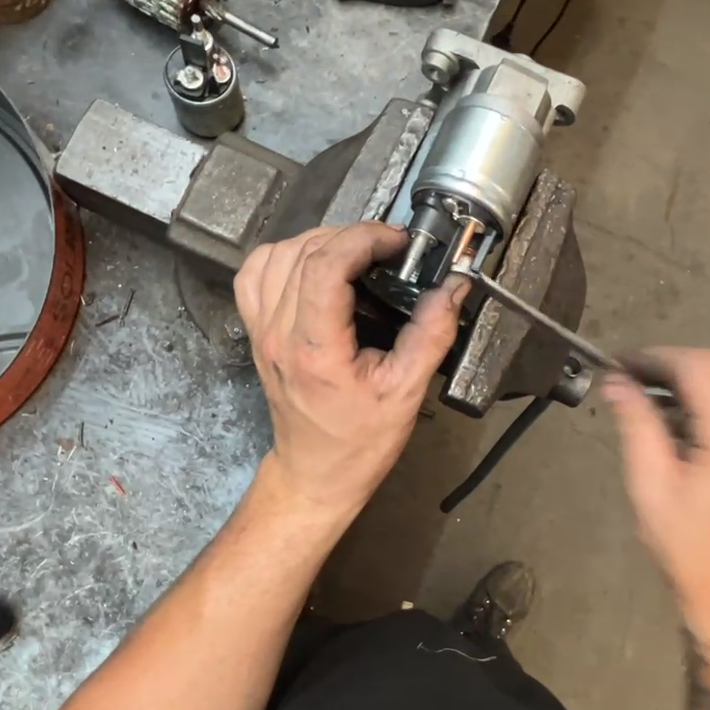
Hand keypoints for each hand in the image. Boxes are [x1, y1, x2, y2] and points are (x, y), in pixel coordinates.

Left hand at [233, 223, 467, 516]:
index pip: (324, 266)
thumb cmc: (360, 442)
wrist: (316, 473)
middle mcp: (278, 333)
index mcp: (314, 349)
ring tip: (355, 252)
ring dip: (318, 241)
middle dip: (349, 236)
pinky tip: (312, 263)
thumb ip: (431, 334)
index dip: (363, 239)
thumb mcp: (406, 392)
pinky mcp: (256, 331)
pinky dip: (283, 256)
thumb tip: (453, 287)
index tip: (397, 242)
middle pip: (302, 253)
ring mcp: (260, 330)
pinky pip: (255, 274)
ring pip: (275, 255)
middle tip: (387, 248)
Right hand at [603, 348, 709, 639]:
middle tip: (630, 380)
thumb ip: (637, 425)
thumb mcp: (651, 485)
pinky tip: (683, 417)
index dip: (656, 358)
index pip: (698, 368)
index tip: (620, 364)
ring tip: (650, 399)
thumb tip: (616, 382)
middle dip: (672, 364)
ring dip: (692, 378)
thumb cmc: (688, 544)